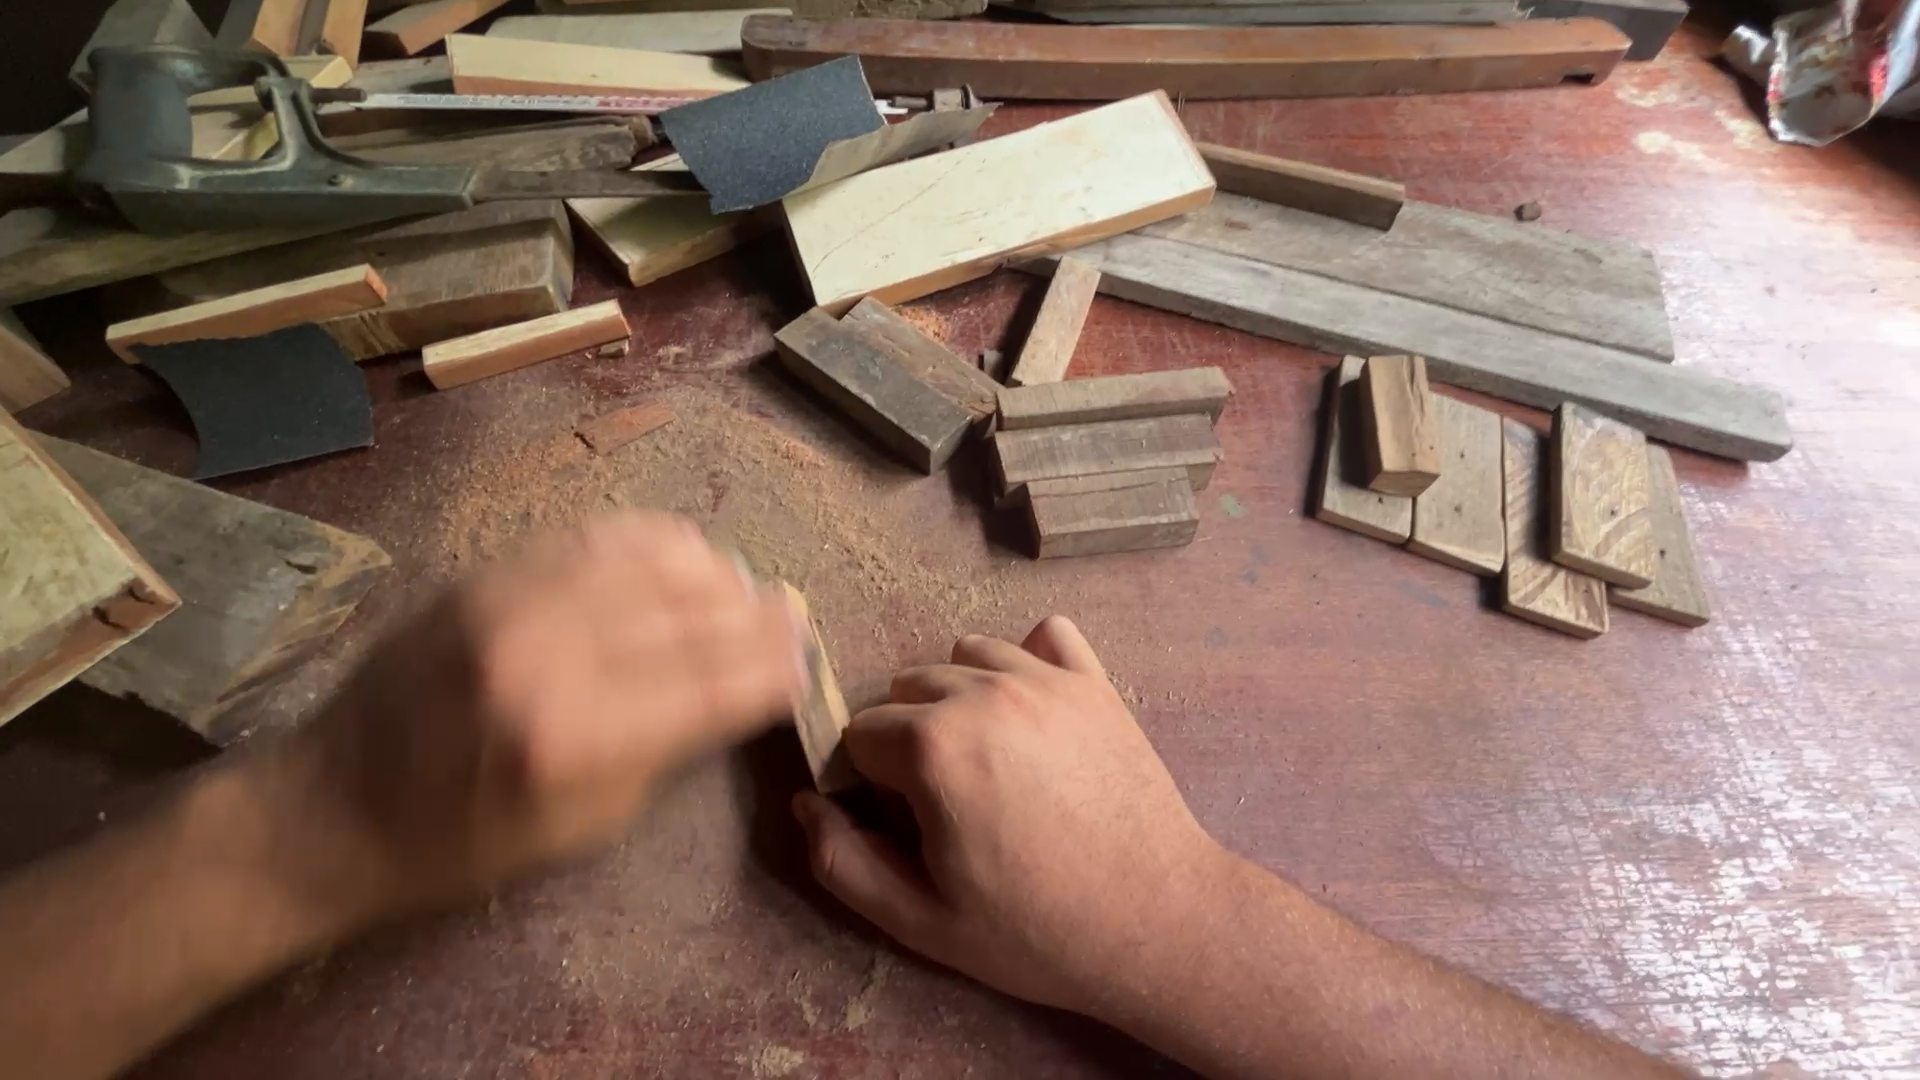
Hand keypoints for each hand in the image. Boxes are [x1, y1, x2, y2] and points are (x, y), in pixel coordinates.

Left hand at [273, 511, 804, 921]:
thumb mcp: (589, 823)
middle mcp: (550, 654)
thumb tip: (744, 686)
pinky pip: (600, 532)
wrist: (329, 804)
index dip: (772, 670)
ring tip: (749, 588)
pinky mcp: (491, 571)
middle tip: (795, 616)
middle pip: (693, 618)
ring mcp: (515, 599)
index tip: (805, 660)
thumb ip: (673, 746)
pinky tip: (691, 552)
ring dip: (719, 574)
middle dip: (759, 618)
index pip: (713, 687)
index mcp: (575, 738)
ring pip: (656, 562)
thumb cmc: (466, 837)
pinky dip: (659, 539)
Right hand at [792, 616, 1223, 1017]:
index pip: (861, 734)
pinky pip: (1042, 635)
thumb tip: (806, 803)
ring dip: (960, 695)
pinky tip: (1035, 707)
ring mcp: (1044, 678)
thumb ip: (842, 861)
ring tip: (990, 751)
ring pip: (965, 656)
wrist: (1158, 920)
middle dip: (911, 735)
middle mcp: (983, 693)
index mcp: (932, 746)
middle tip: (949, 792)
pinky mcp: (1092, 678)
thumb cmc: (1035, 927)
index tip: (908, 815)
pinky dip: (1027, 659)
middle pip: (907, 688)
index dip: (873, 779)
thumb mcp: (920, 921)